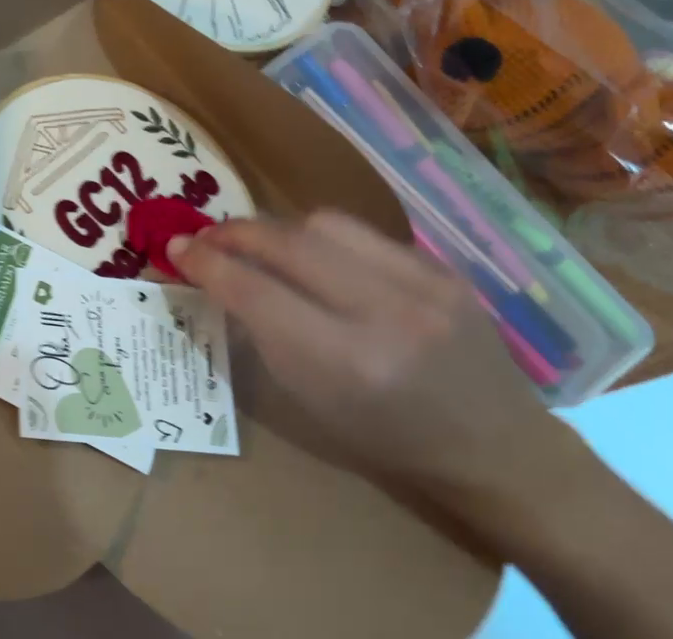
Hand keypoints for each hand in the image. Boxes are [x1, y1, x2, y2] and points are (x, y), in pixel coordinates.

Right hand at [169, 211, 555, 488]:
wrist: (495, 448)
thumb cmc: (384, 437)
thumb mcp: (306, 399)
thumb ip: (260, 332)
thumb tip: (211, 274)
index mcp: (343, 362)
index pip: (253, 291)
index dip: (205, 263)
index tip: (176, 250)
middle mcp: (385, 314)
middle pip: (285, 243)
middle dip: (232, 234)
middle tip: (205, 238)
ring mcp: (423, 286)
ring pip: (321, 223)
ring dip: (276, 230)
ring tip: (257, 244)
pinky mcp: (443, 270)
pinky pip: (361, 232)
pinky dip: (321, 239)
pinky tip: (313, 255)